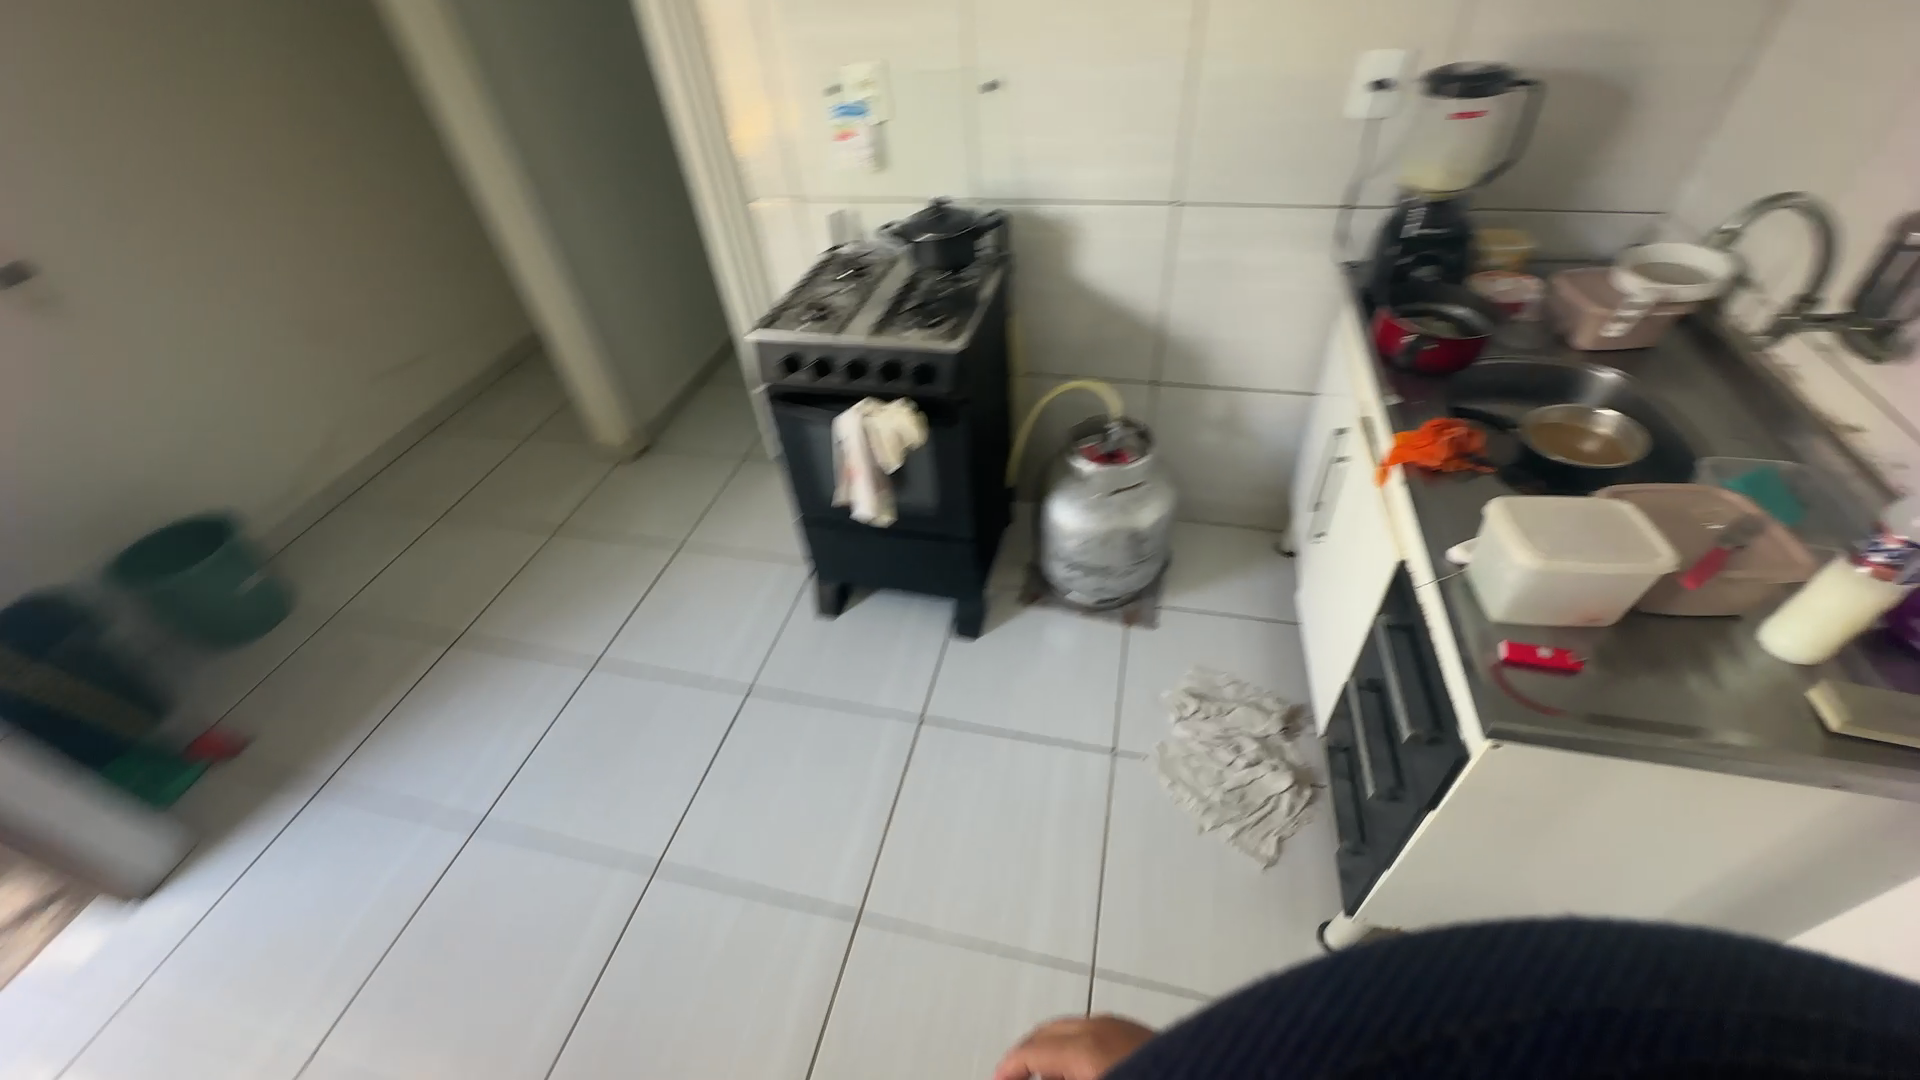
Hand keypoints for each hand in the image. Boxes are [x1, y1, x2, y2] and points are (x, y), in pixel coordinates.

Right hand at [992, 1015, 1155, 1079]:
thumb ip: (1056, 1078)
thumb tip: (1031, 1076)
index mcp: (1086, 1046)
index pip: (1033, 1049)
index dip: (1010, 1067)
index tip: (998, 1079)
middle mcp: (1104, 1027)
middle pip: (1051, 1031)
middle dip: (1030, 1055)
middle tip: (1016, 1078)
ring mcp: (1127, 1027)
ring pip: (1076, 1030)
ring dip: (1056, 1053)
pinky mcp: (1146, 1034)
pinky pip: (1100, 1034)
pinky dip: (1082, 1050)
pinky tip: (1087, 1073)